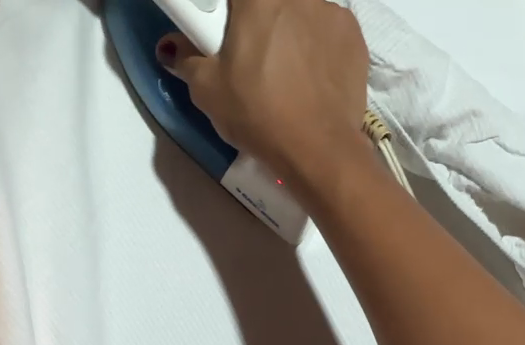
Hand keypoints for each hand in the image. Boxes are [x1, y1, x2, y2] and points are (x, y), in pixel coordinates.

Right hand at [158, 0, 371, 186]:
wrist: (319, 150)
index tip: (223, 33)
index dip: (227, 15)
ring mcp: (331, 11)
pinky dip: (318, 51)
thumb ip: (186, 60)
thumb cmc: (258, 115)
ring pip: (301, 14)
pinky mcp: (354, 37)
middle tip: (252, 59)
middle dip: (258, 23)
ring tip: (286, 77)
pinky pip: (328, 33)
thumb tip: (170, 48)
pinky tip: (312, 82)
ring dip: (290, 34)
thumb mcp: (208, 92)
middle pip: (269, 3)